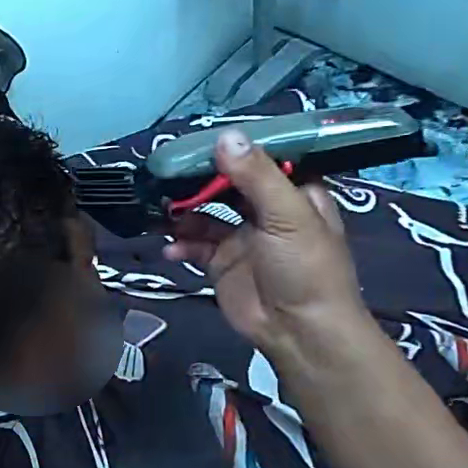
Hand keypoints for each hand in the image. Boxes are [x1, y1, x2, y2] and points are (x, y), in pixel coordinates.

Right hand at [164, 130, 370, 375]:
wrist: (300, 332)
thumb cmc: (305, 267)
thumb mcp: (287, 215)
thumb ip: (256, 176)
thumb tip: (224, 136)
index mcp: (292, 191)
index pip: (260, 157)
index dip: (232, 147)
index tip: (199, 139)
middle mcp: (265, 208)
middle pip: (226, 182)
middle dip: (197, 179)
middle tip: (167, 172)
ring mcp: (241, 236)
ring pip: (204, 212)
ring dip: (183, 210)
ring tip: (162, 209)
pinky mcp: (221, 262)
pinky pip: (194, 244)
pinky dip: (180, 243)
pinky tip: (171, 248)